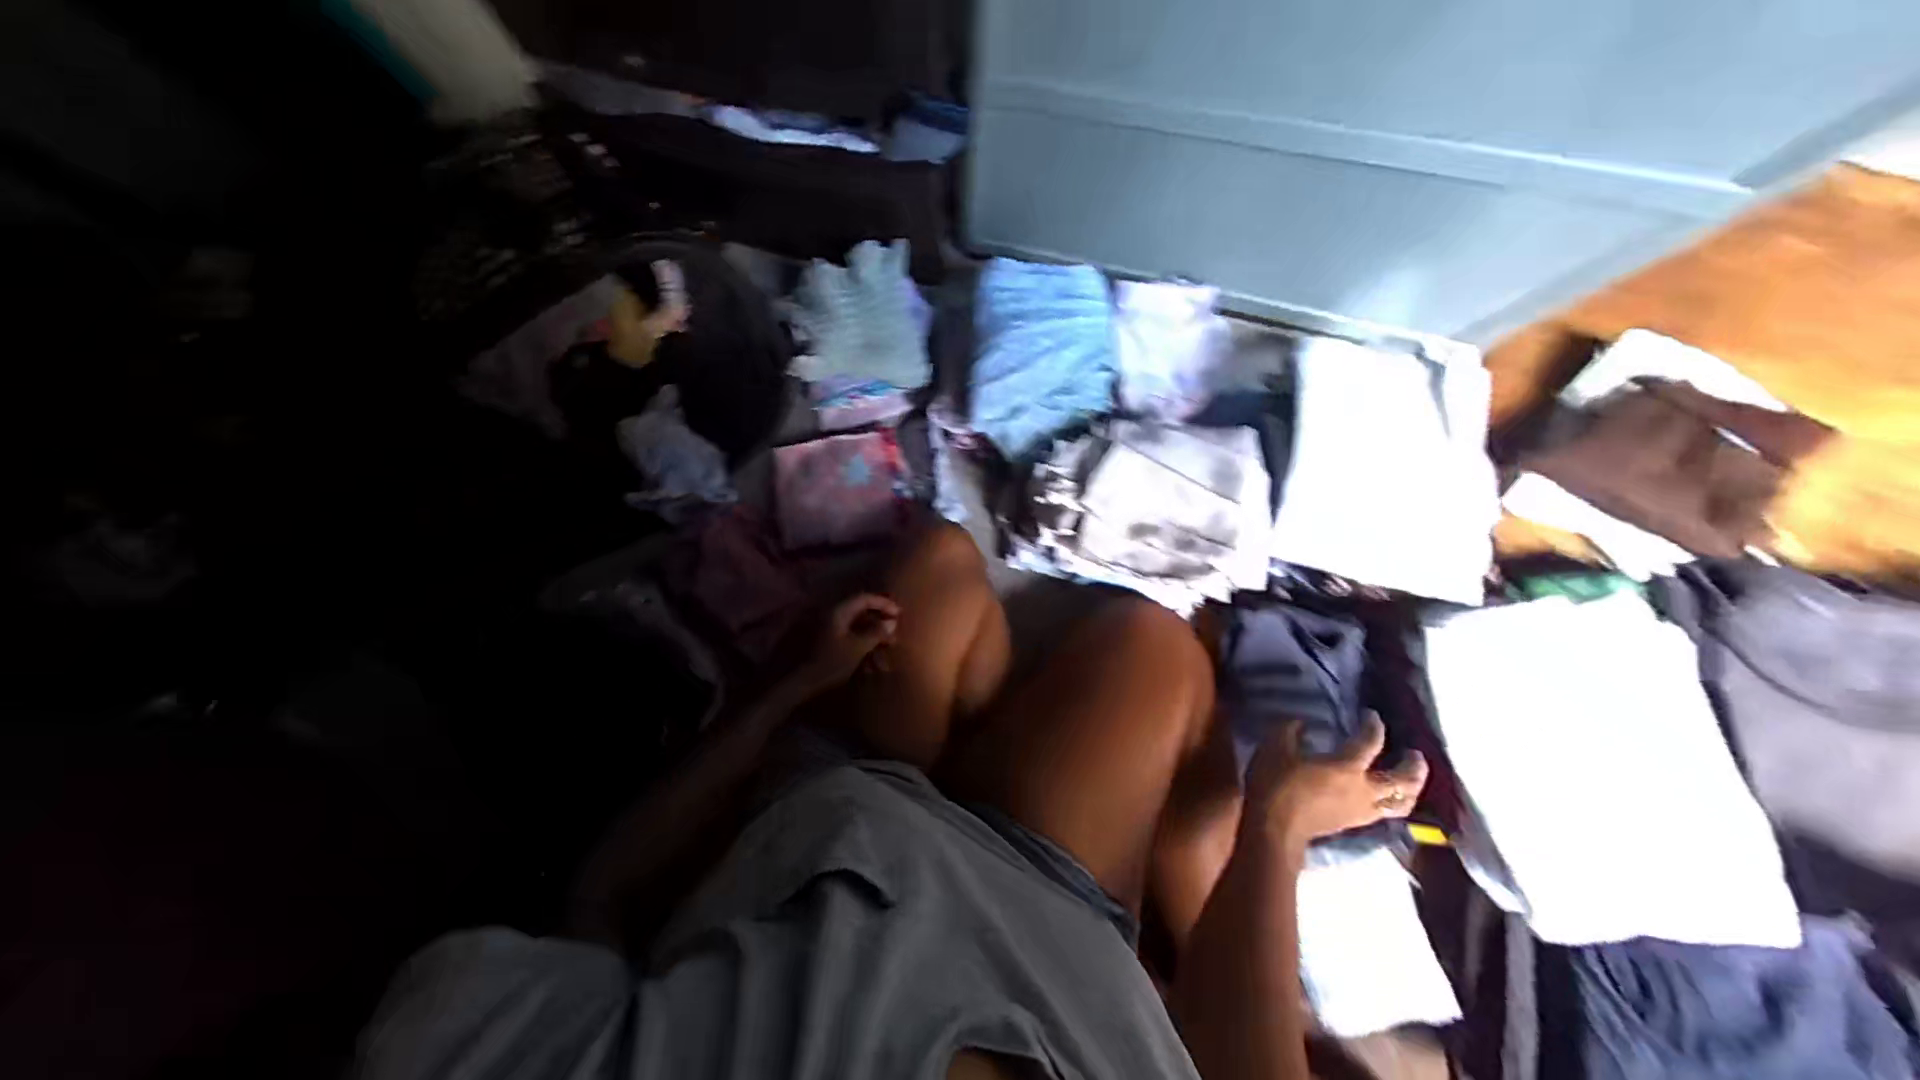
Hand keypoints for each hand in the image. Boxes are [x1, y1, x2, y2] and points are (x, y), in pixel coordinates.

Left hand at [784, 593, 900, 699]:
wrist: (797, 683)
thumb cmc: (829, 663)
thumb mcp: (857, 648)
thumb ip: (876, 632)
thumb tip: (891, 621)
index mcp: (838, 611)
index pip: (865, 598)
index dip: (884, 604)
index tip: (899, 614)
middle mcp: (832, 616)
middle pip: (861, 615)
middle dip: (879, 628)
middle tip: (894, 640)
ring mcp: (826, 630)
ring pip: (855, 631)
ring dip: (871, 644)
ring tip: (883, 662)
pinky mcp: (823, 644)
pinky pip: (847, 641)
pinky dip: (860, 651)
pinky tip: (868, 668)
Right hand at [1244, 712, 1426, 859]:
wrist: (1274, 827)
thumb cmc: (1276, 784)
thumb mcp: (1275, 747)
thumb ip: (1291, 730)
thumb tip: (1303, 725)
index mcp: (1347, 767)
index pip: (1371, 741)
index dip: (1374, 726)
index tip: (1371, 715)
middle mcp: (1363, 789)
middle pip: (1403, 780)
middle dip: (1414, 766)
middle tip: (1415, 754)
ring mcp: (1362, 810)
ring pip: (1401, 803)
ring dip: (1411, 790)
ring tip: (1410, 780)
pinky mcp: (1354, 823)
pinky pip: (1385, 812)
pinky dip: (1393, 802)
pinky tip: (1385, 797)